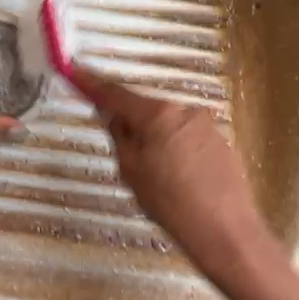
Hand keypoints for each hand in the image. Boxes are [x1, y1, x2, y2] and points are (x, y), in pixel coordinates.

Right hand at [70, 66, 280, 278]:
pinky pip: (186, 138)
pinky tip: (179, 180)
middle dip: (131, 124)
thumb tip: (112, 115)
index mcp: (157, 113)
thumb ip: (119, 136)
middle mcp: (184, 109)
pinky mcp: (221, 141)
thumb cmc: (170, 202)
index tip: (73, 69)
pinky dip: (176, 151)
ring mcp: (206, 124)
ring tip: (157, 178)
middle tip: (126, 156)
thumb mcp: (130, 171)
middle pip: (145, 109)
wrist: (225, 230)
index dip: (91, 83)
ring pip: (167, 125)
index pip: (116, 92)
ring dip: (155, 140)